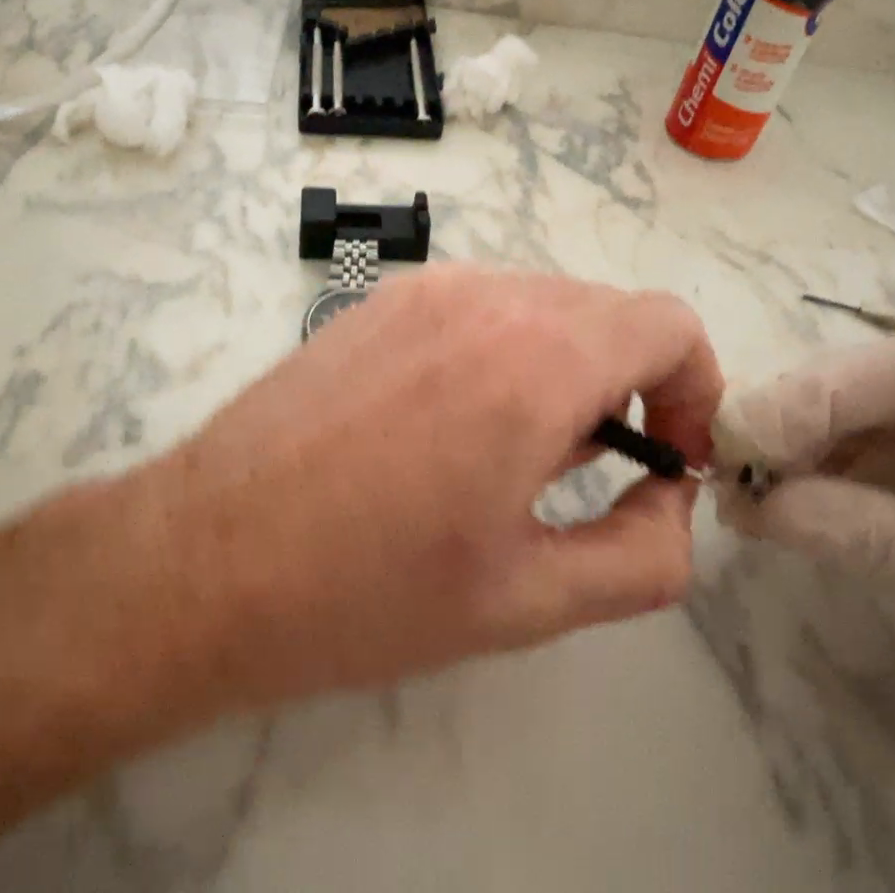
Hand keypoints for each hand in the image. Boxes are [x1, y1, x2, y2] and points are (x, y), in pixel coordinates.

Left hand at [120, 265, 721, 708]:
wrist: (198, 562)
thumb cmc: (365, 594)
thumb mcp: (528, 601)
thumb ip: (643, 555)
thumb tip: (672, 499)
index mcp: (535, 360)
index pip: (668, 326)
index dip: (696, 392)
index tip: (669, 461)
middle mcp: (481, 297)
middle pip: (606, 314)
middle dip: (628, 389)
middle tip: (582, 479)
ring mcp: (417, 292)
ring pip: (539, 308)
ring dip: (561, 373)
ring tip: (509, 465)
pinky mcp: (368, 307)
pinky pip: (474, 312)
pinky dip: (499, 357)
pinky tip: (445, 435)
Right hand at [711, 340, 894, 817]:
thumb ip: (877, 537)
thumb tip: (749, 504)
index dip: (810, 397)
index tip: (732, 437)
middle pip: (863, 388)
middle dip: (787, 422)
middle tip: (715, 464)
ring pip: (846, 426)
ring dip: (784, 455)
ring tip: (728, 492)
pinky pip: (852, 470)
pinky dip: (801, 487)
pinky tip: (762, 509)